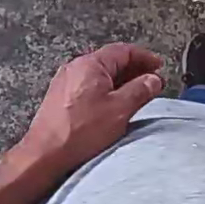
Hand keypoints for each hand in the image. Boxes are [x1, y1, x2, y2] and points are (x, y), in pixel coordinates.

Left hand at [13, 43, 163, 180]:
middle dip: (133, 70)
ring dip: (119, 81)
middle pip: (110, 61)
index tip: (158, 66)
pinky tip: (112, 105)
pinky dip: (104, 90)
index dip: (144, 57)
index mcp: (90, 64)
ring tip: (135, 95)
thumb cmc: (80, 131)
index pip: (123, 51)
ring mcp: (65, 82)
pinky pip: (87, 86)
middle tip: (151, 81)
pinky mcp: (60, 97)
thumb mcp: (120, 109)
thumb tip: (153, 80)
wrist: (46, 152)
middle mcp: (75, 68)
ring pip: (98, 75)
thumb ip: (140, 90)